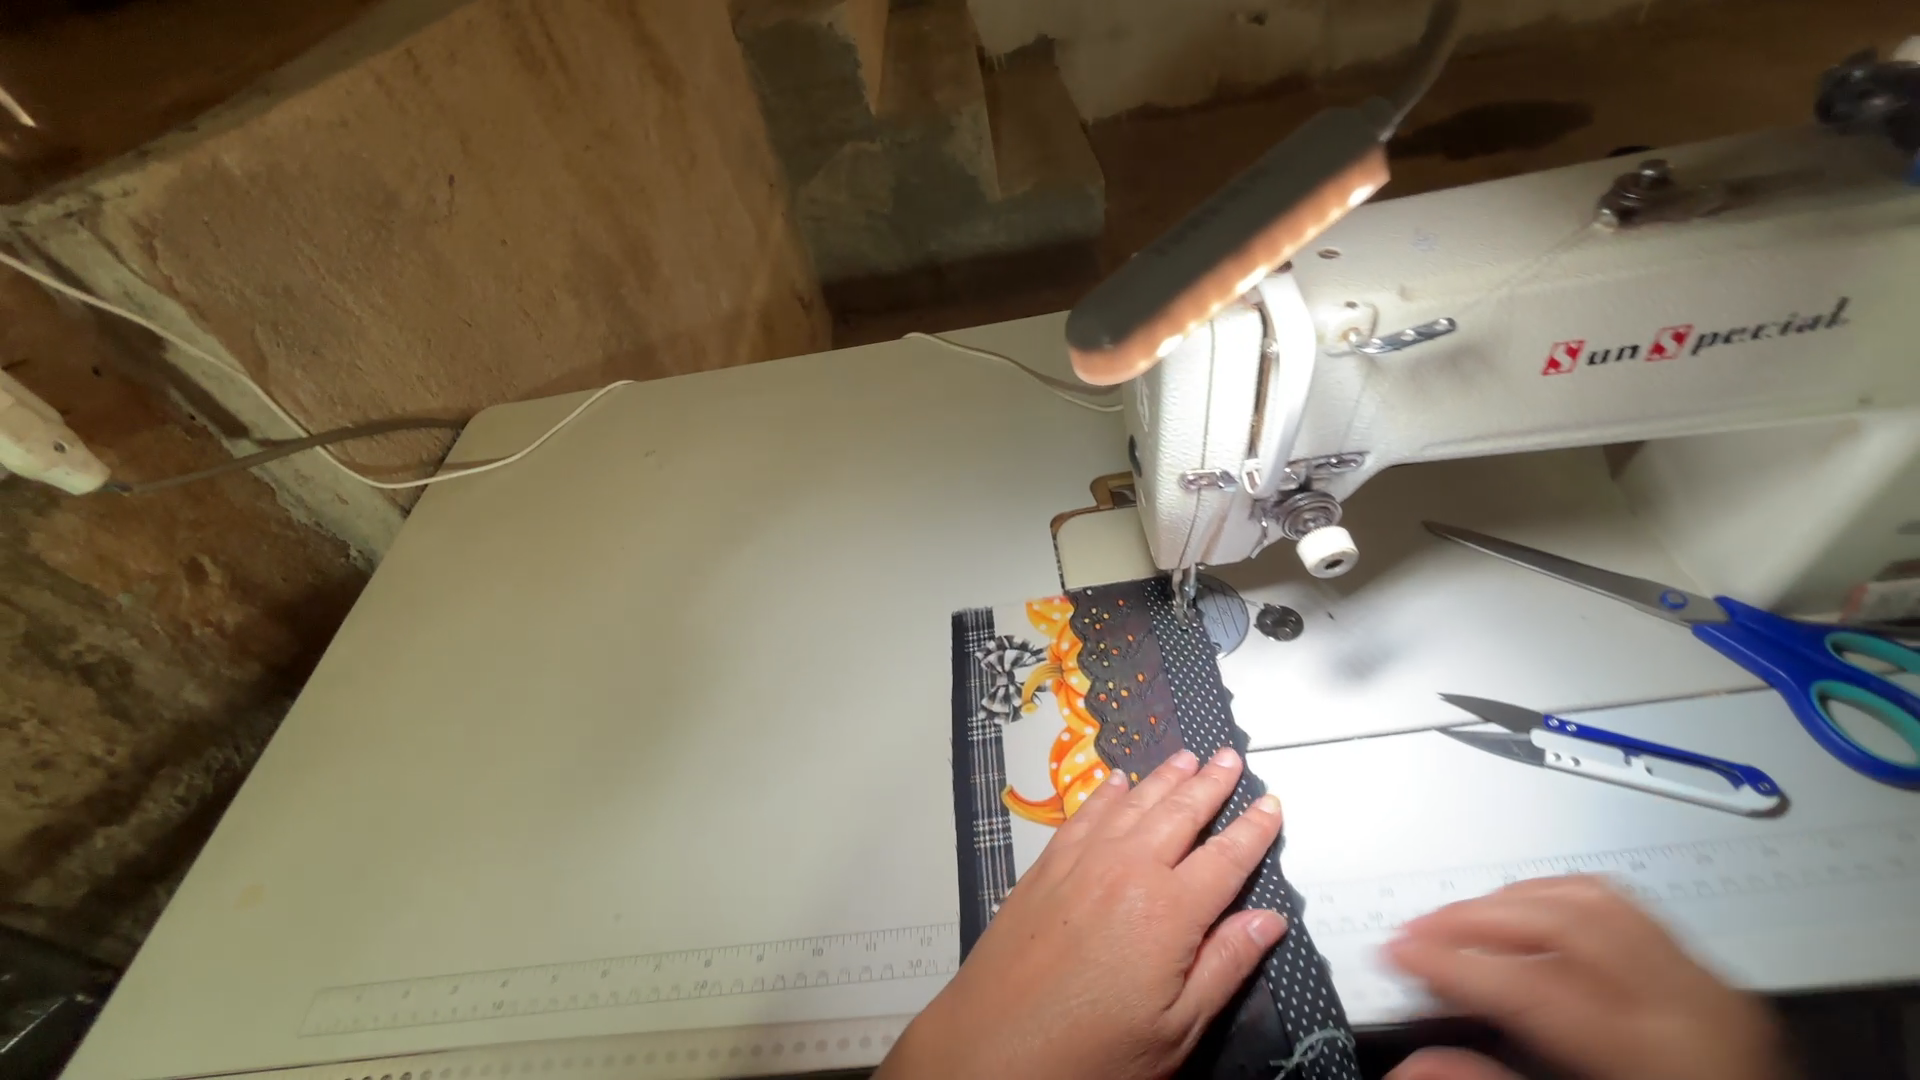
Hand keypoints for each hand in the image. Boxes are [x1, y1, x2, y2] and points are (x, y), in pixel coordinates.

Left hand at [877, 747, 1287, 1079]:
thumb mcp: (1177, 1026)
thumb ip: (1225, 965)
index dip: (1252, 829)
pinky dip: (1107, 794)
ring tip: (1186, 757)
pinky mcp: (1049, 863)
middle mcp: (1128, 869)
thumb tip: (1269, 919)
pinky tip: (1118, 782)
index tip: (1271, 802)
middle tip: (1228, 756)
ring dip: (1163, 778)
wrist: (997, 1041)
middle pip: (1180, 814)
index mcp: (1169, 911)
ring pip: (1133, 805)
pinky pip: (1085, 815)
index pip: (1225, 858)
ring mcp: (1084, 860)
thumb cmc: (1095, 1047)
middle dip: (1209, 784)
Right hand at [1384, 876, 1786, 1079]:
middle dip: (1470, 919)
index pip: (1538, 989)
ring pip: (1589, 899)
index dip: (1456, 965)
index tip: (1396, 953)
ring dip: (1508, 902)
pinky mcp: (1709, 978)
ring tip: (1458, 920)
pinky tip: (1521, 914)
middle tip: (1415, 931)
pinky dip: (1556, 897)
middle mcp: (1696, 1012)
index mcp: (1664, 1060)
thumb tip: (1414, 1067)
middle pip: (1560, 926)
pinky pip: (1621, 904)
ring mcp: (1709, 988)